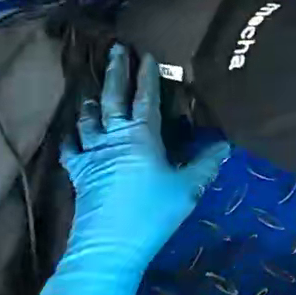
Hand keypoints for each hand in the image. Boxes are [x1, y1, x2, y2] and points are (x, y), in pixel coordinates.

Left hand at [40, 43, 229, 294]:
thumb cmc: (152, 213)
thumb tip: (225, 144)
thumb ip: (206, 164)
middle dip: (115, 71)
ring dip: (92, 101)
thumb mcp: (187, 189)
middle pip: (113, 97)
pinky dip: (70, 137)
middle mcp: (113, 136)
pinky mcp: (78, 171)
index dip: (147, 74)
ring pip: (88, 118)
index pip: (145, 97)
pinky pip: (69, 148)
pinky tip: (70, 134)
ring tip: (92, 91)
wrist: (110, 244)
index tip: (146, 53)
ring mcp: (91, 152)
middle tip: (115, 50)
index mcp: (141, 135)